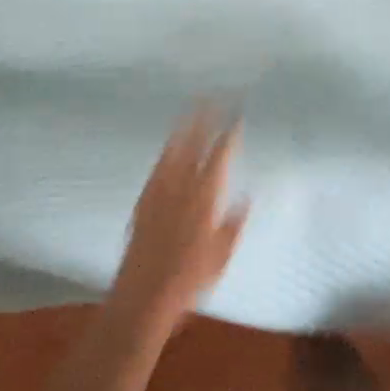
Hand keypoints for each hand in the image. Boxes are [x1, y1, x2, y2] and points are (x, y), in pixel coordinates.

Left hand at [112, 106, 249, 325]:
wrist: (143, 294)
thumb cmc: (189, 279)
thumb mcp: (221, 254)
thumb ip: (234, 222)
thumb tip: (247, 197)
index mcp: (205, 196)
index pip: (220, 155)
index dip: (229, 133)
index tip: (236, 115)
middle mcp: (181, 186)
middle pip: (194, 143)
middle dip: (204, 118)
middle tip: (211, 97)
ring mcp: (158, 191)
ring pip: (173, 150)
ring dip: (183, 128)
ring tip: (190, 109)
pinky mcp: (142, 199)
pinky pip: (157, 166)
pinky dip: (166, 151)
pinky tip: (168, 146)